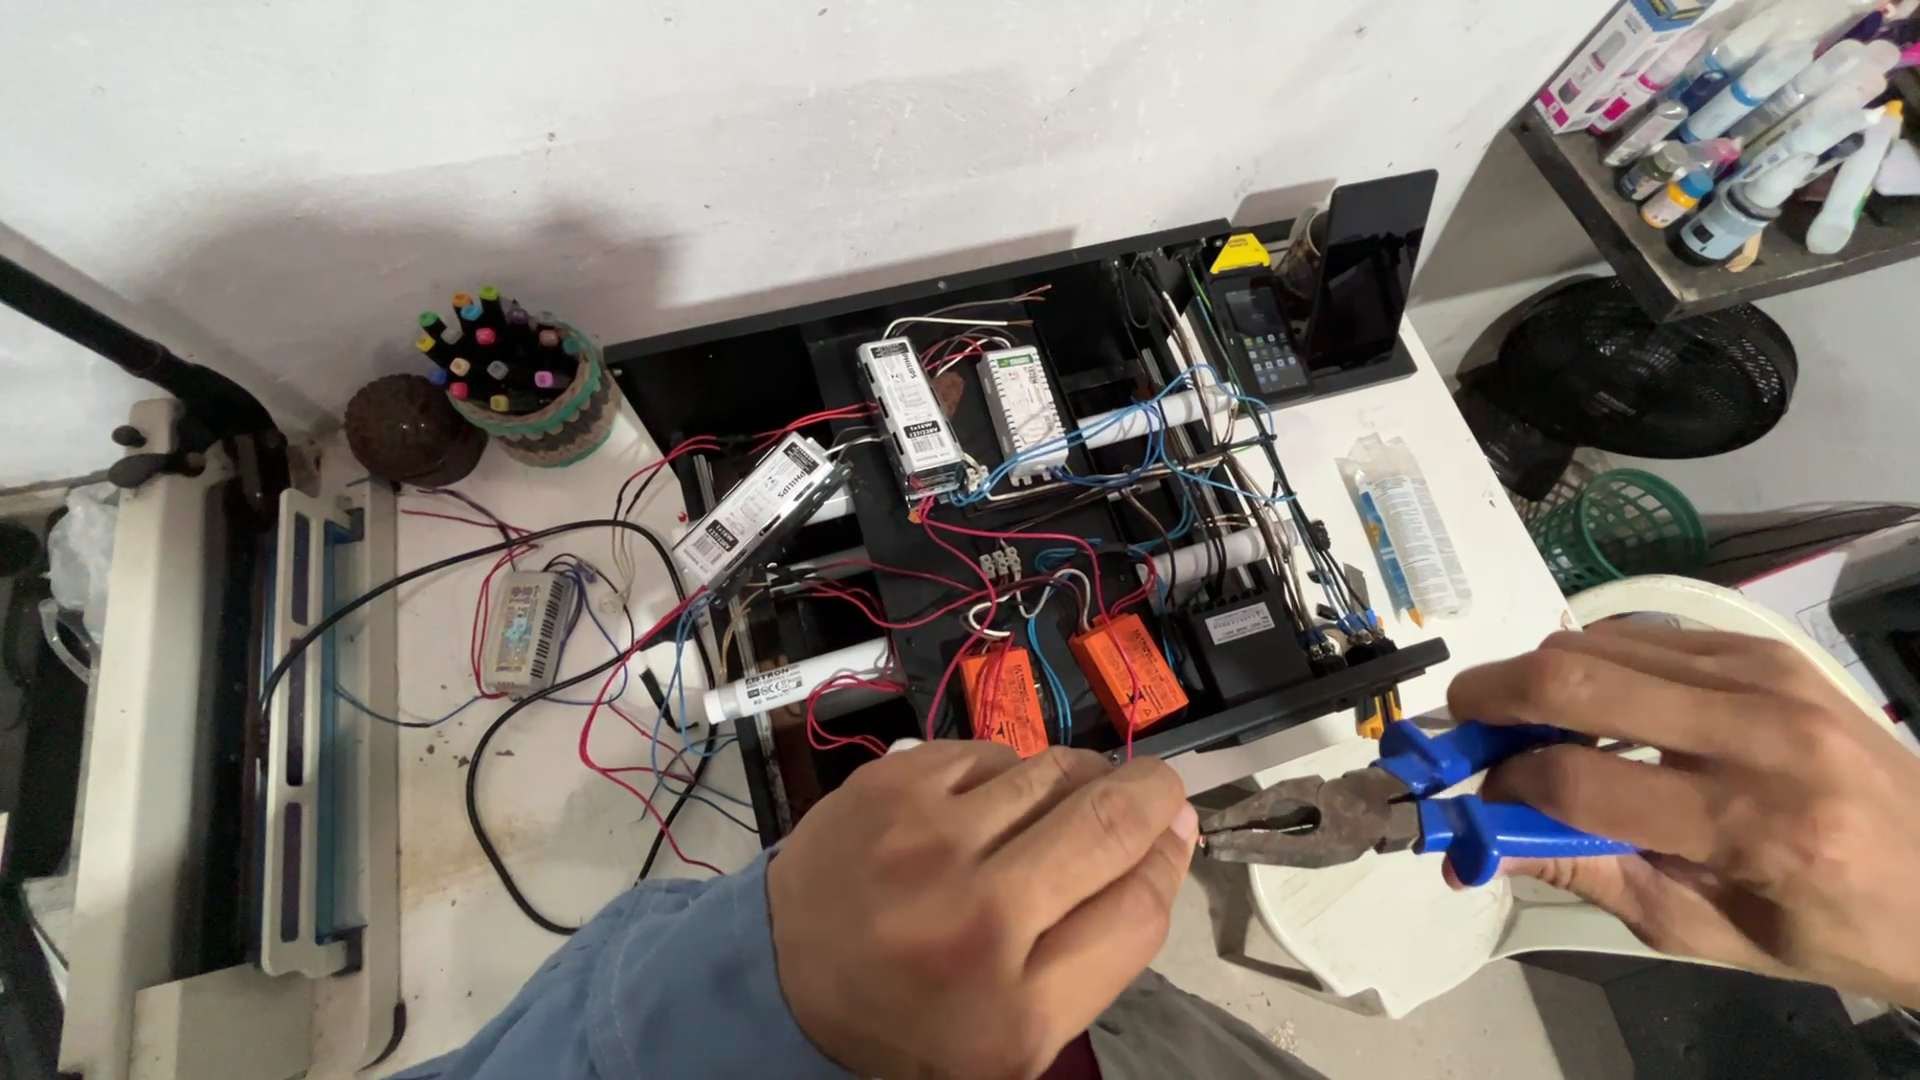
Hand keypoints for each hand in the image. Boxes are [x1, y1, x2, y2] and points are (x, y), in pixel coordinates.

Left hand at [768, 742, 1197, 1079]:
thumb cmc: (917, 1012)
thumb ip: (1109, 937)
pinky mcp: (891, 778)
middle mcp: (973, 913)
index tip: (1173, 826)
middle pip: (1107, 818)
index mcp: (1014, 1009)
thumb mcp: (1023, 1025)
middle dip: (1147, 792)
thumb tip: (1169, 830)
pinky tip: (986, 804)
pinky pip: (992, 750)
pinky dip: (1008, 772)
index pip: (1141, 905)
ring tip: (1050, 810)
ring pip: (1052, 769)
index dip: (1170, 855)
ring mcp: (925, 832)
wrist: (786, 975)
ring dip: (1073, 781)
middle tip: (1147, 791)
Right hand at [1449, 622, 1919, 1005]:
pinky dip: (1581, 666)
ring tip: (1531, 724)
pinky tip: (1594, 706)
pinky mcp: (1754, 647)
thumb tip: (1473, 847)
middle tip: (1461, 725)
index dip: (1503, 787)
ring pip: (1583, 647)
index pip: (1574, 781)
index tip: (1484, 800)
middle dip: (1485, 697)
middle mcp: (1763, 733)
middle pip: (1568, 682)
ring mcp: (1760, 675)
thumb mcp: (1704, 929)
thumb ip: (1581, 873)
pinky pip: (1623, 634)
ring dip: (1531, 682)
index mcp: (1759, 826)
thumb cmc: (1833, 922)